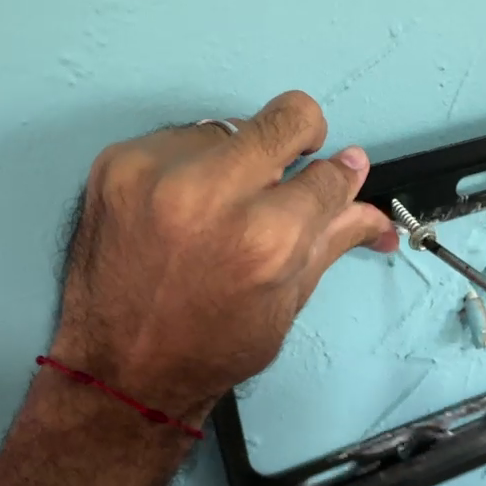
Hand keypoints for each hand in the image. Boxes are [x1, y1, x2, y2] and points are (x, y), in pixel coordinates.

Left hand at [51, 91, 396, 420]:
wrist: (121, 368)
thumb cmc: (214, 348)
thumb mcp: (287, 303)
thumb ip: (331, 238)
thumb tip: (367, 197)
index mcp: (267, 238)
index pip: (329, 175)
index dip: (339, 179)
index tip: (335, 179)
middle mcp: (214, 193)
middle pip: (287, 117)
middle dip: (303, 136)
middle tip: (288, 169)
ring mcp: (159, 171)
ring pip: (228, 128)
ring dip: (237, 159)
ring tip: (218, 208)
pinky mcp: (117, 162)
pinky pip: (178, 139)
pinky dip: (190, 166)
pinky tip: (181, 209)